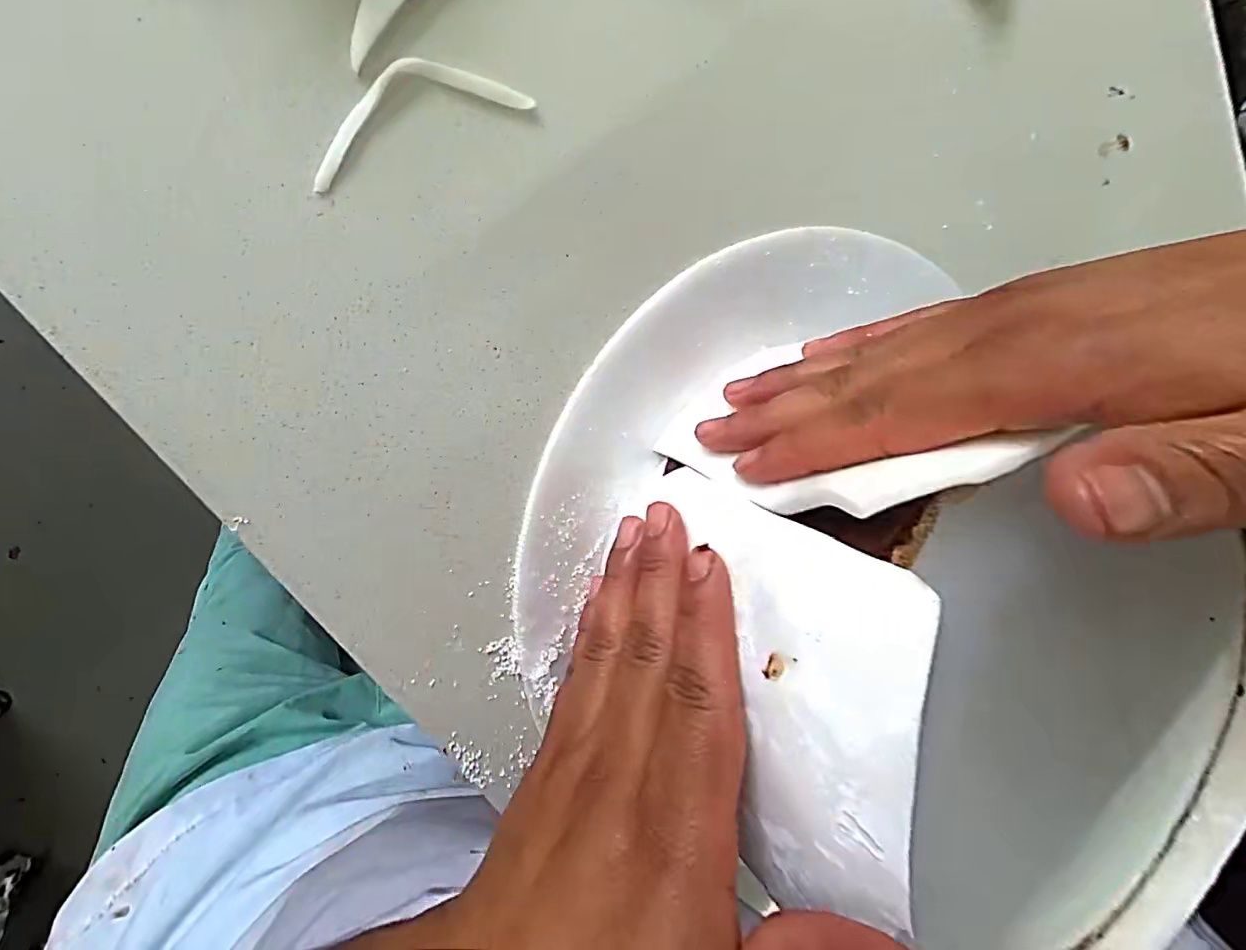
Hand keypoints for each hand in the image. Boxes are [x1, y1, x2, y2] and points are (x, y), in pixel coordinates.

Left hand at [343, 504, 902, 949]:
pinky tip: (594, 604)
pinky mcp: (546, 761)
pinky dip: (587, 633)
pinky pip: (573, 679)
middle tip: (662, 516)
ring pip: (606, 655)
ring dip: (620, 589)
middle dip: (656, 578)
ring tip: (628, 536)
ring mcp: (574, 759)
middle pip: (646, 656)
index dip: (706, 625)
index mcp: (675, 827)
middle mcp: (618, 775)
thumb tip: (877, 936)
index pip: (698, 700)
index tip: (709, 566)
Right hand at [695, 230, 1245, 542]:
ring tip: (739, 391)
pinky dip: (855, 346)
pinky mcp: (1037, 305)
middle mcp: (1012, 329)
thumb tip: (1070, 500)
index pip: (895, 415)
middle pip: (862, 380)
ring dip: (799, 377)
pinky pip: (916, 327)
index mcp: (1050, 364)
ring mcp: (1019, 311)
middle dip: (777, 410)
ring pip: (876, 351)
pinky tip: (825, 353)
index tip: (751, 467)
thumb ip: (1183, 471)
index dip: (813, 445)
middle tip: (709, 429)